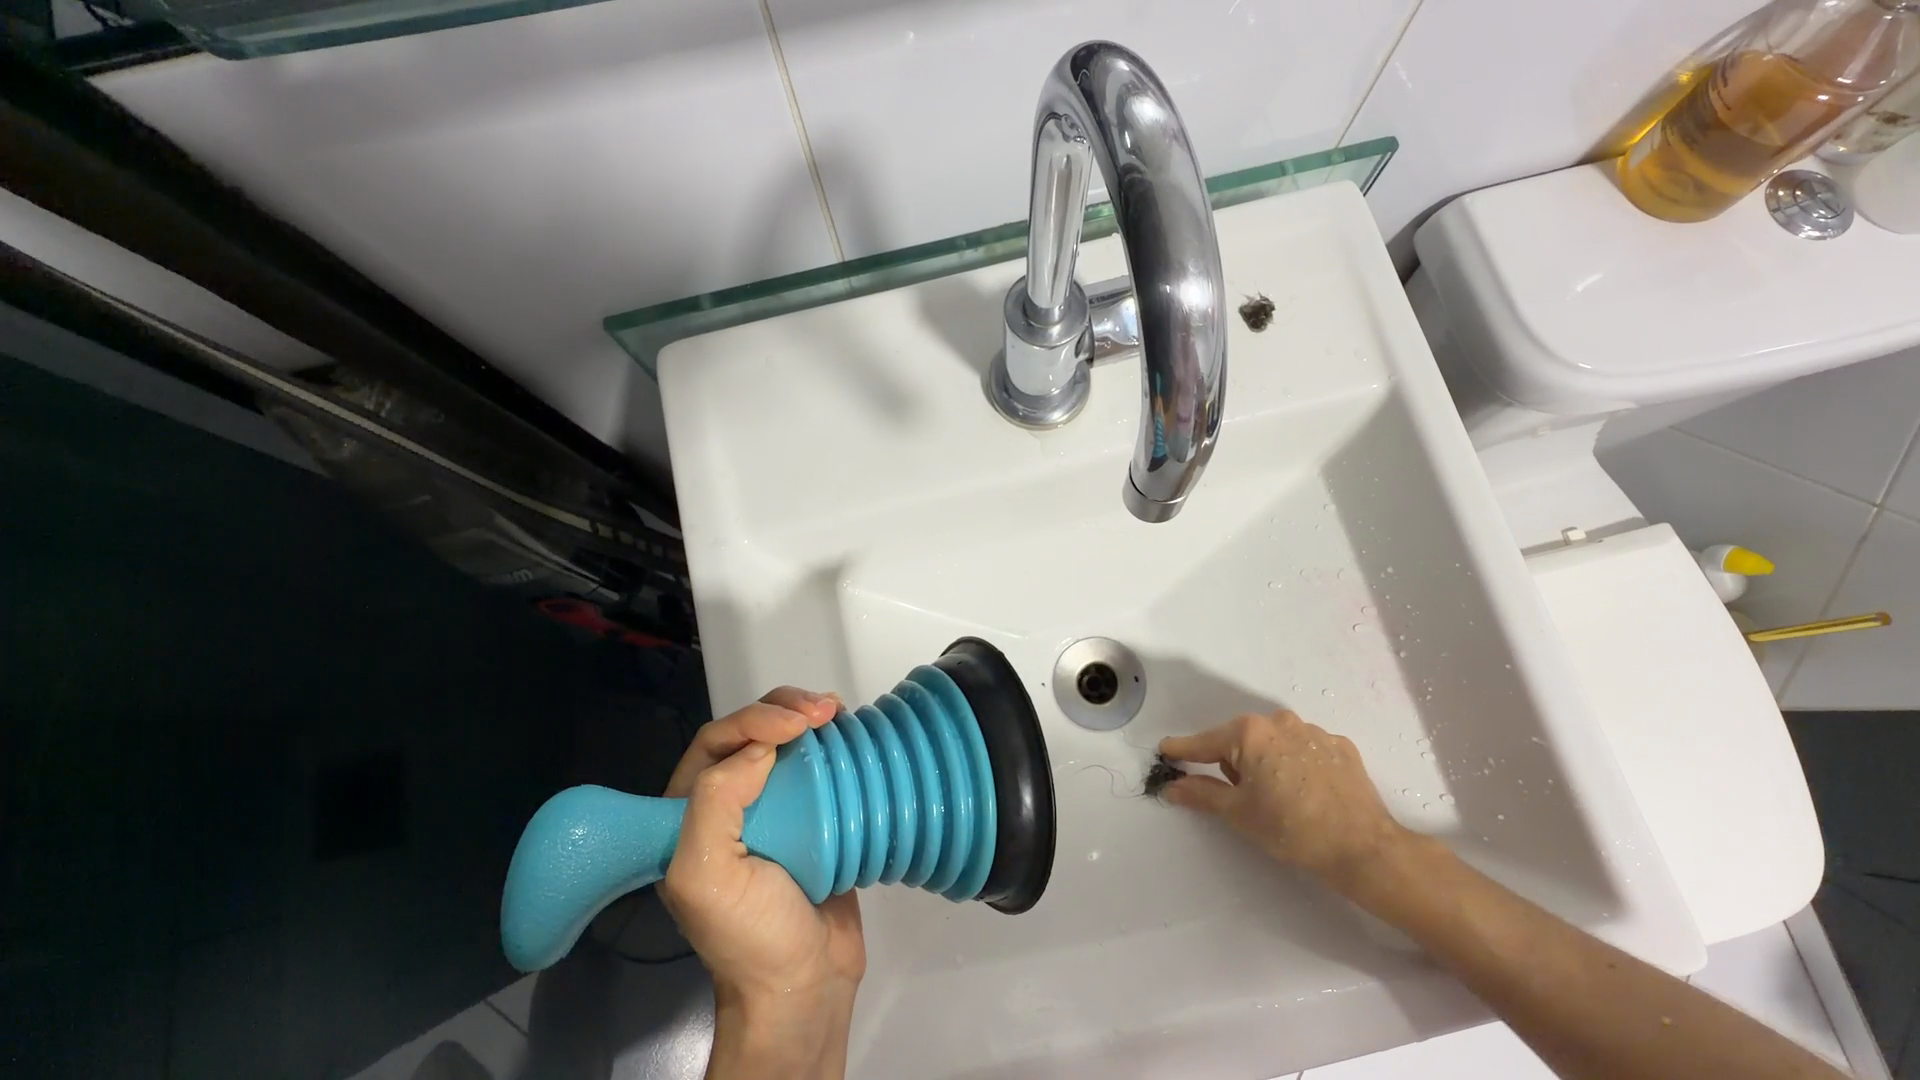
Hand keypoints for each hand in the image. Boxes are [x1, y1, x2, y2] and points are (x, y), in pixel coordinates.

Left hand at [659, 687, 864, 1078]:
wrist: (806, 989)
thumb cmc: (751, 938)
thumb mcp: (706, 876)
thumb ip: (714, 803)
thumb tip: (763, 749)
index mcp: (689, 818)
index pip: (714, 744)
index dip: (751, 722)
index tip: (795, 726)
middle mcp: (730, 808)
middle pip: (752, 735)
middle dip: (784, 710)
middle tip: (823, 710)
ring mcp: (776, 814)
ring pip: (787, 747)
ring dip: (811, 719)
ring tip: (838, 712)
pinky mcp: (815, 823)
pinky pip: (821, 772)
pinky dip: (835, 747)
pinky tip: (851, 736)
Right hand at [1158, 710, 1411, 889]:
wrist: (1362, 847)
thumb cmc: (1291, 828)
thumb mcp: (1239, 813)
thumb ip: (1201, 793)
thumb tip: (1172, 787)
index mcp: (1250, 733)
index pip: (1205, 742)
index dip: (1182, 750)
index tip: (1165, 750)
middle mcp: (1280, 722)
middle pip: (1240, 740)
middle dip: (1234, 763)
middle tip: (1244, 798)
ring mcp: (1314, 731)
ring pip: (1273, 743)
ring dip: (1266, 762)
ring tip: (1280, 798)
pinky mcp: (1340, 746)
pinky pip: (1304, 749)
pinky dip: (1297, 764)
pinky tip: (1307, 792)